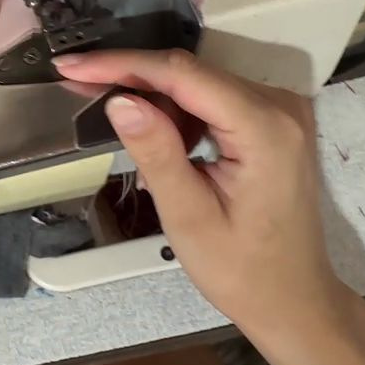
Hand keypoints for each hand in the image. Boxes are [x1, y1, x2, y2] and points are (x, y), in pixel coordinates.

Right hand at [55, 49, 355, 357]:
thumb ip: (156, 153)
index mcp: (265, 128)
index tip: (71, 66)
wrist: (293, 300)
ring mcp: (278, 109)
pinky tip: (157, 141)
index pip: (181, 74)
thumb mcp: (188, 216)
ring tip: (112, 121)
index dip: (121, 64)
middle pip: (188, 72)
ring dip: (149, 97)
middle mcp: (278, 105)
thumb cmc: (242, 270)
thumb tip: (119, 101)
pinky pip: (210, 97)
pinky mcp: (271, 119)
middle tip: (75, 82)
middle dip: (128, 76)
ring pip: (195, 82)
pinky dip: (175, 111)